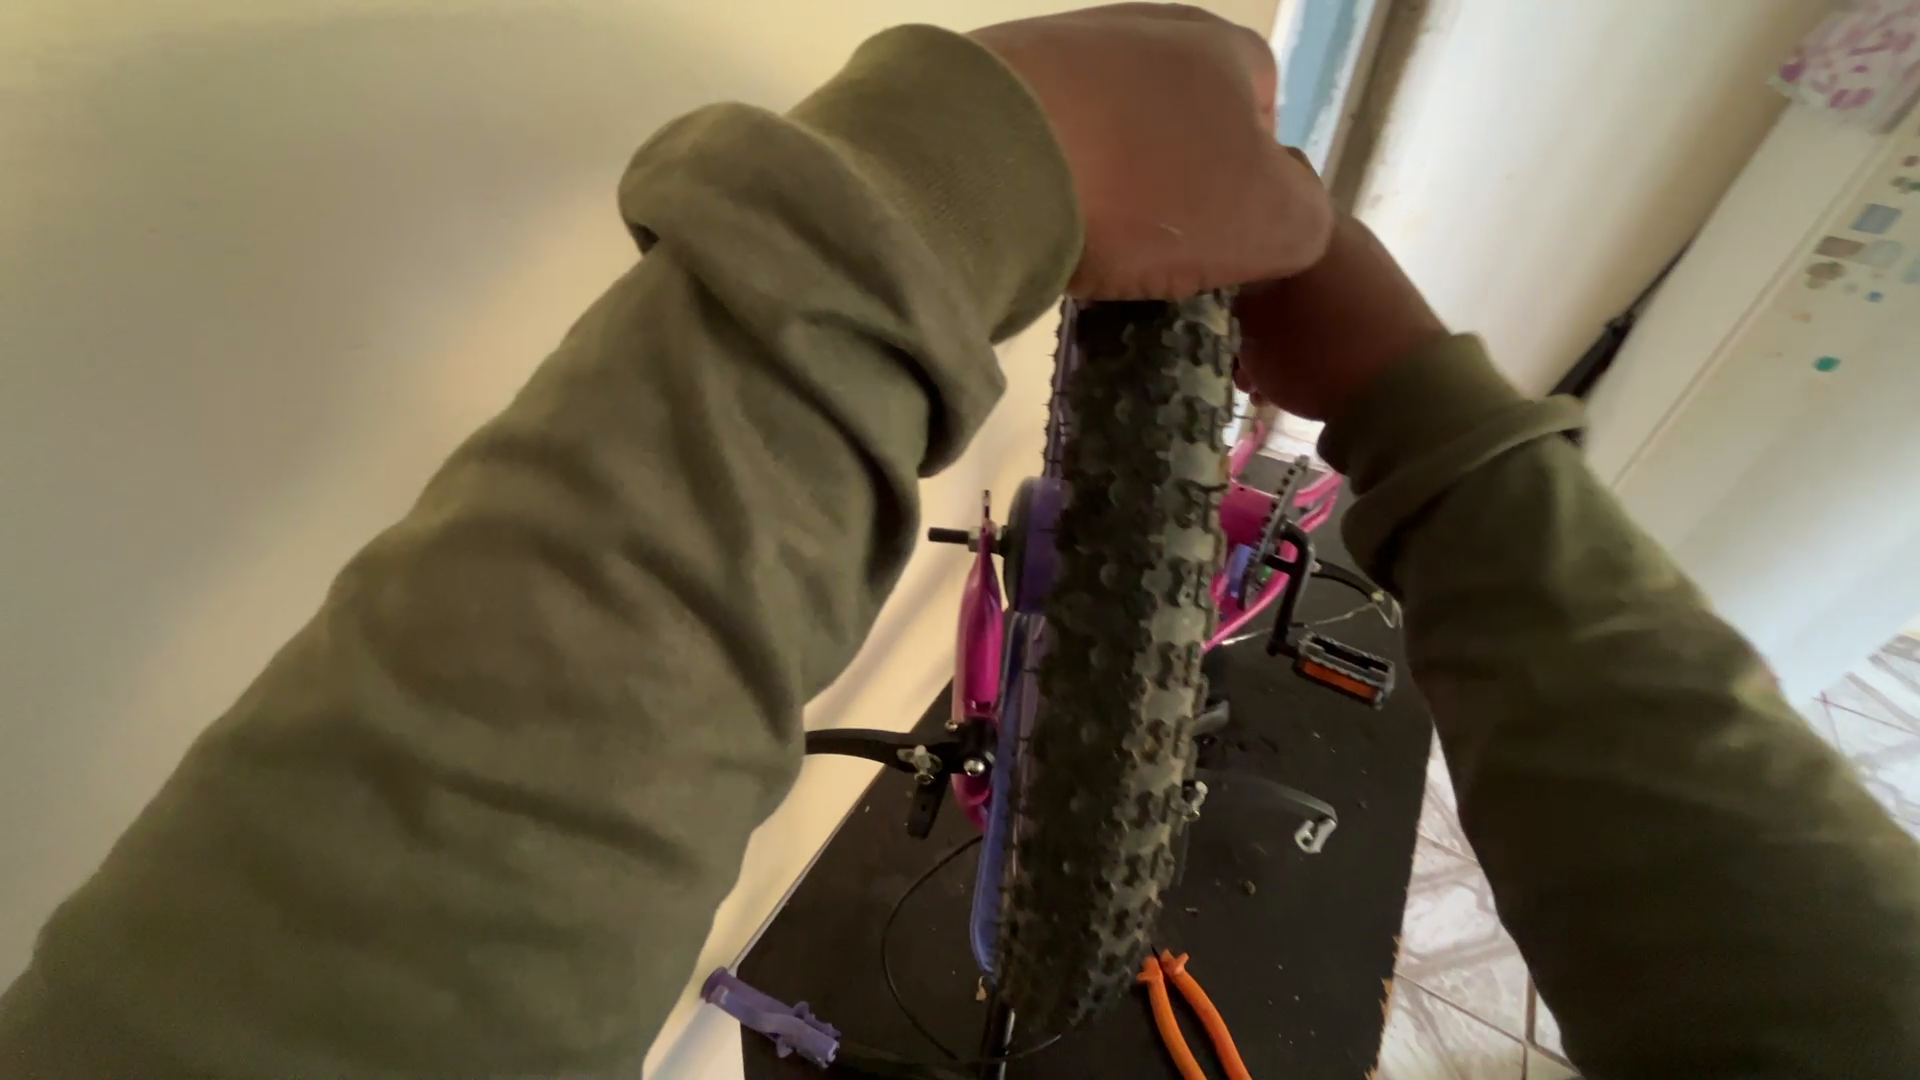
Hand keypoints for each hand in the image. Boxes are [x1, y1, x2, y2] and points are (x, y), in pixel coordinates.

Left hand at [972, 4, 1330, 299]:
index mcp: (1221, 51)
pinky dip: (1045, 172)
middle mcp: (1143, 29)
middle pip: (1176, 110)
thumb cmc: (1151, 195)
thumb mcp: (1271, 227)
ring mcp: (1062, 46)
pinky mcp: (995, 80)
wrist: (1001, 165)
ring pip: (1104, 121)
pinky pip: (1040, 132)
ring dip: (1105, 174)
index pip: (1258, 101)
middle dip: (1171, 174)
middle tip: (1149, 241)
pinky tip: (1035, 212)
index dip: (1246, 172)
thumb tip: (1281, 213)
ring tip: (1086, 233)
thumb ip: (1300, 218)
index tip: (1215, 229)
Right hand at [1234, 213, 1447, 420]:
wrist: (1401, 390)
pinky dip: (1302, 346)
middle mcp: (1342, 239)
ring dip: (1271, 342)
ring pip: (1299, 304)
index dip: (1222, 274)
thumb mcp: (1254, 328)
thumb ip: (1235, 302)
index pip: (1248, 236)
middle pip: (1274, 277)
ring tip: (1255, 386)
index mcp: (1309, 227)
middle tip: (1232, 360)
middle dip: (1247, 321)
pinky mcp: (1382, 309)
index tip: (1209, 309)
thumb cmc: (1314, 351)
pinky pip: (1326, 321)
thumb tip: (1234, 294)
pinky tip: (1283, 386)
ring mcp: (1367, 273)